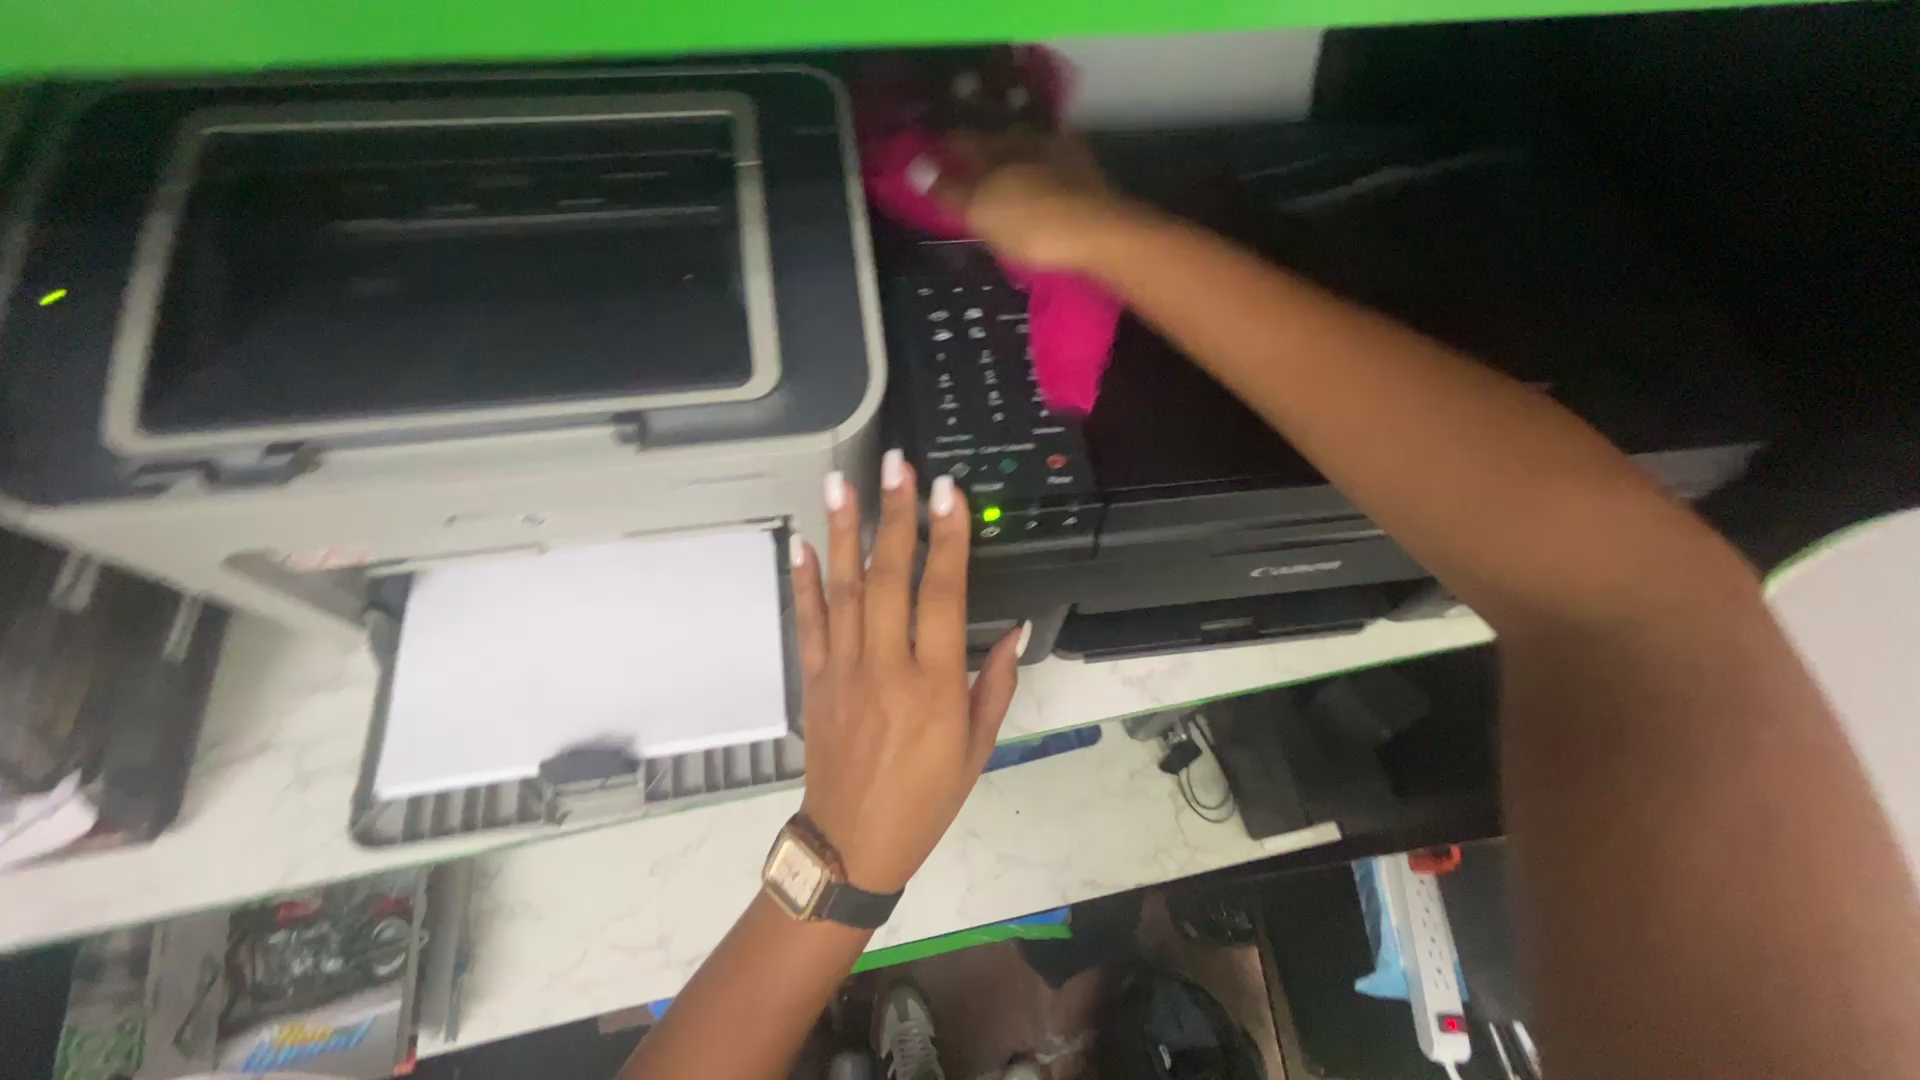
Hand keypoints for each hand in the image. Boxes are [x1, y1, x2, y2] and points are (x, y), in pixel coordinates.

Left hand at [790, 451, 1024, 893]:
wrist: (852, 844)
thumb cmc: (927, 799)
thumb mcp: (977, 748)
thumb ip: (995, 684)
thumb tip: (1016, 629)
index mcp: (935, 685)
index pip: (943, 596)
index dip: (948, 539)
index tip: (948, 491)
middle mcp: (887, 668)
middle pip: (890, 578)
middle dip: (895, 515)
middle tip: (898, 462)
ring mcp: (843, 671)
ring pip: (844, 589)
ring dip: (844, 530)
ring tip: (841, 480)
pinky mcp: (814, 681)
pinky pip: (809, 623)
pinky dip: (804, 581)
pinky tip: (804, 542)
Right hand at [930, 128, 1150, 272]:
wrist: (1101, 236)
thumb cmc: (1033, 222)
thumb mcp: (981, 210)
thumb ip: (950, 190)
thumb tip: (916, 168)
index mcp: (1002, 145)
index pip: (963, 139)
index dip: (943, 149)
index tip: (928, 162)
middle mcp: (1033, 142)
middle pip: (998, 144)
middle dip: (981, 158)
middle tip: (965, 176)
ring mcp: (1064, 159)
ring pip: (1028, 158)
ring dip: (1013, 171)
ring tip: (1001, 191)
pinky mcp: (1088, 182)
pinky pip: (1052, 177)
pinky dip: (1038, 186)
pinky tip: (1037, 201)